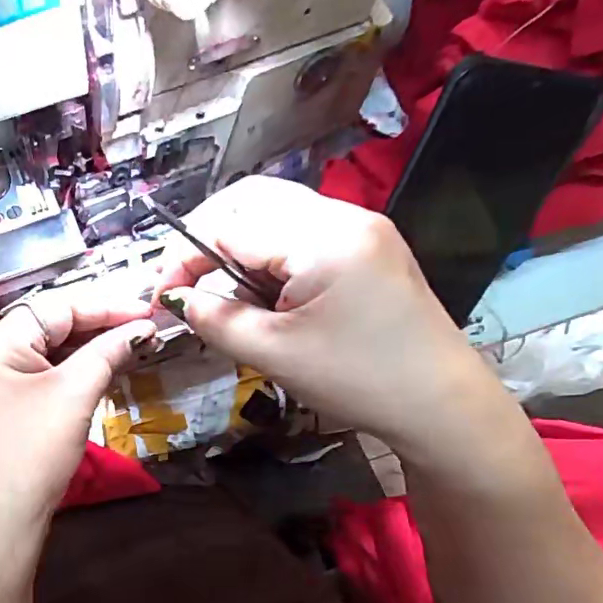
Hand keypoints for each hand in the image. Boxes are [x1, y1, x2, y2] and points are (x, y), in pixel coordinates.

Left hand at [0, 284, 156, 530]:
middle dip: (99, 325)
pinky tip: (106, 364)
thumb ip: (108, 351)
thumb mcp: (75, 393)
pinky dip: (74, 367)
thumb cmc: (35, 450)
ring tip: (134, 343)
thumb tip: (142, 328)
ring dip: (90, 346)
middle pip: (51, 324)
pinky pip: (43, 371)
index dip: (106, 306)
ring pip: (49, 348)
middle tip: (146, 326)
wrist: (5, 515)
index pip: (56, 307)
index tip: (148, 310)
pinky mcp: (4, 399)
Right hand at [151, 176, 514, 462]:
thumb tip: (177, 299)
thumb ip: (215, 319)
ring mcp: (359, 227)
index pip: (230, 225)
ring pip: (272, 211)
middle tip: (182, 282)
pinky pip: (297, 231)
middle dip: (204, 236)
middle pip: (251, 199)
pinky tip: (257, 290)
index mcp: (323, 238)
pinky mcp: (364, 245)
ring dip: (233, 243)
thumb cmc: (357, 379)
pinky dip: (264, 252)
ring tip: (219, 291)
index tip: (164, 297)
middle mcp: (343, 216)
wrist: (438, 402)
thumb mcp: (272, 353)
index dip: (185, 257)